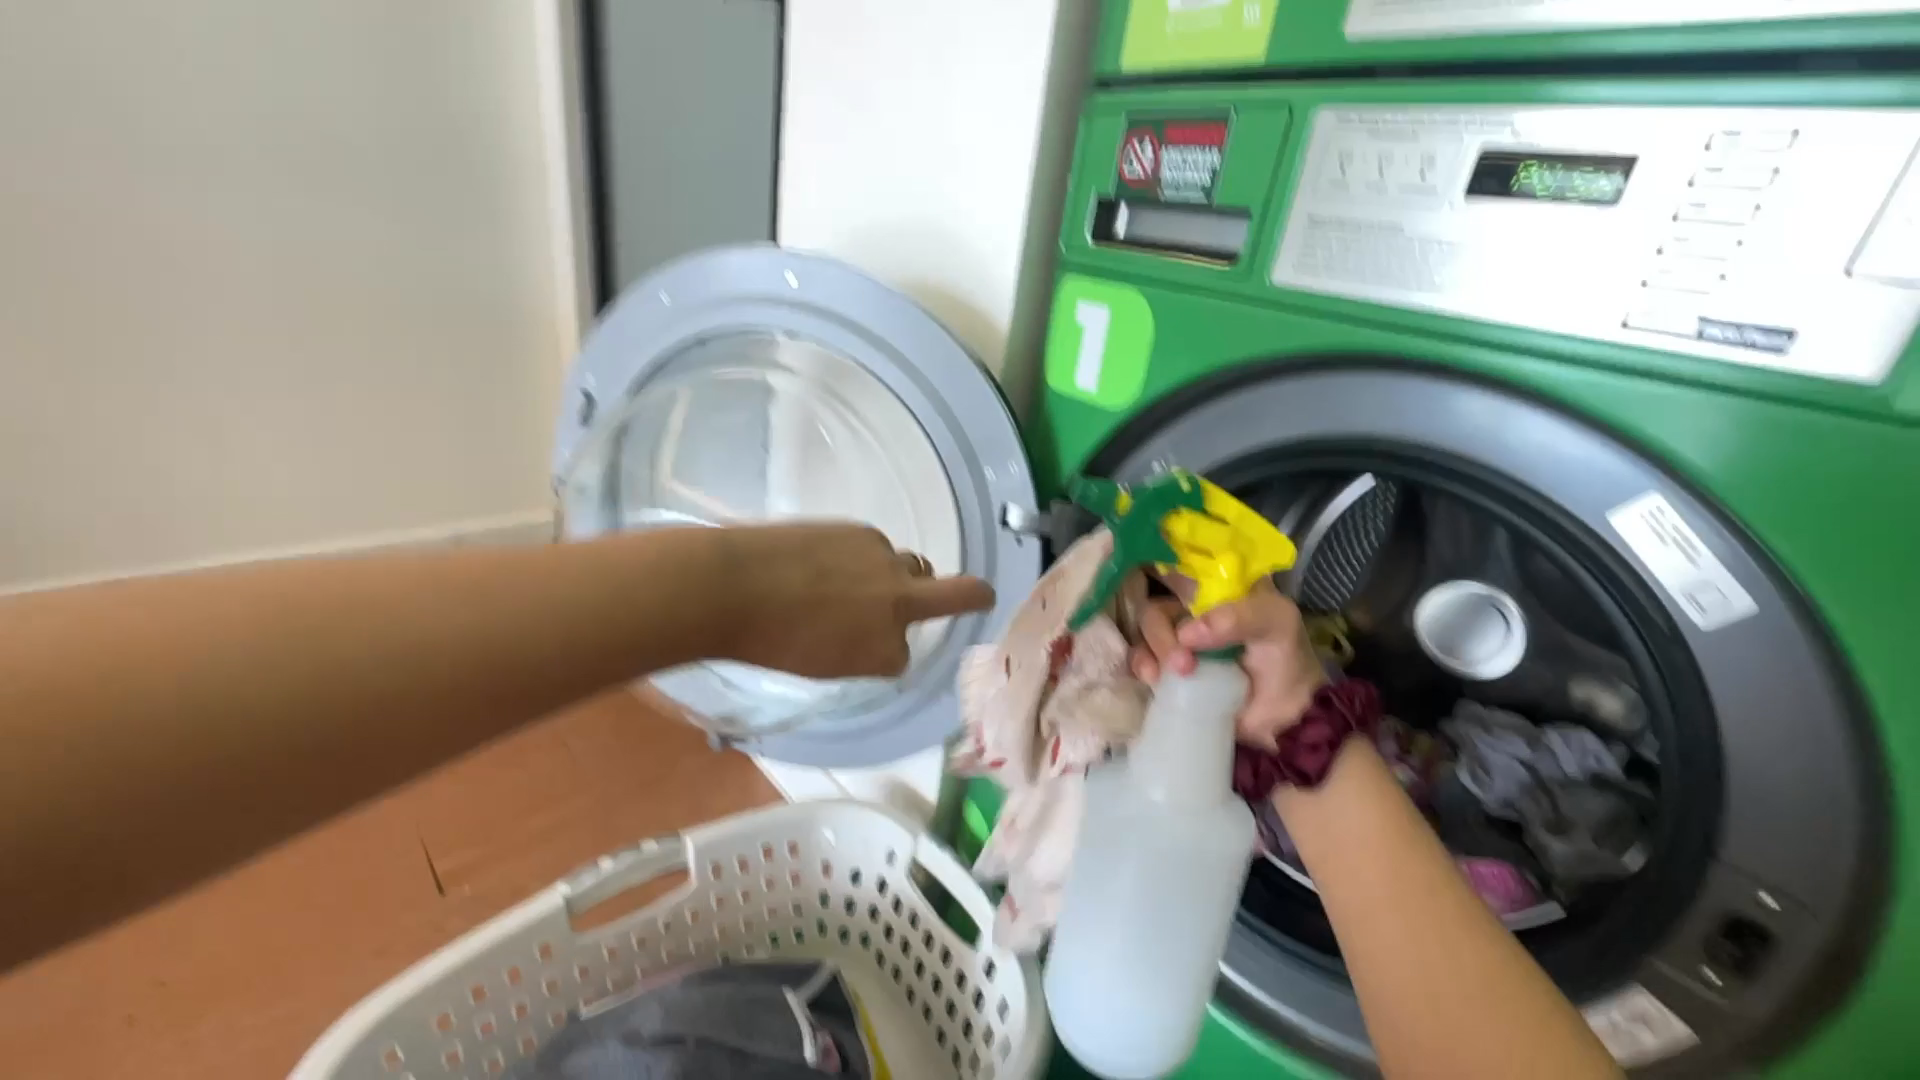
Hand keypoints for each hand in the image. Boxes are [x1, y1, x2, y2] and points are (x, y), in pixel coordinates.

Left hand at [708, 524, 994, 678]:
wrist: (729, 585)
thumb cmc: (766, 642)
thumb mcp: (822, 664)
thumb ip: (859, 648)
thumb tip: (867, 627)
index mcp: (885, 651)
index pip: (904, 654)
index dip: (885, 651)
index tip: (864, 651)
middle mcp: (898, 603)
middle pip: (958, 594)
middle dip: (972, 596)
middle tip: (980, 595)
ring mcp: (883, 561)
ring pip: (912, 566)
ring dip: (898, 575)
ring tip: (854, 579)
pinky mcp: (860, 531)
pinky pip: (875, 548)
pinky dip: (862, 556)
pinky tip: (824, 561)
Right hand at [1129, 577, 1327, 748]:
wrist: (1285, 714)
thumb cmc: (1285, 656)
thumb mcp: (1275, 623)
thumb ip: (1237, 618)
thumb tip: (1186, 634)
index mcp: (1216, 586)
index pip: (1180, 564)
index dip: (1157, 564)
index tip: (1147, 575)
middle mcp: (1190, 607)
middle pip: (1156, 606)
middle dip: (1162, 634)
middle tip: (1184, 662)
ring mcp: (1176, 638)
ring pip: (1145, 631)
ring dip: (1153, 651)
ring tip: (1176, 674)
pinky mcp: (1168, 668)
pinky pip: (1140, 658)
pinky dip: (1141, 665)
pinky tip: (1153, 679)